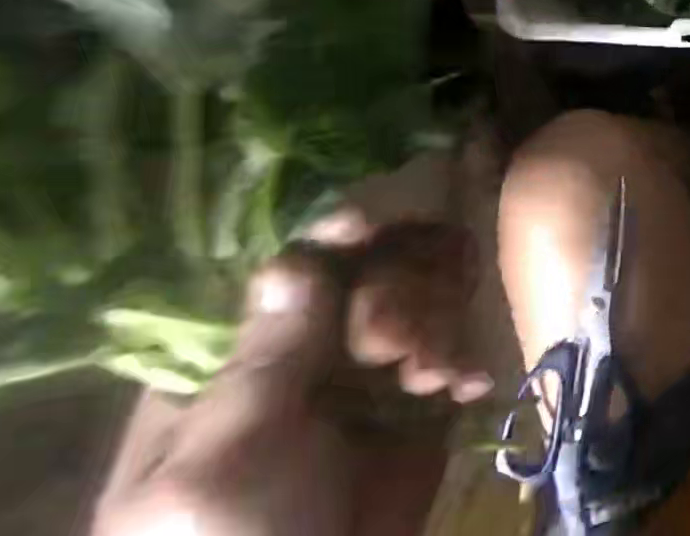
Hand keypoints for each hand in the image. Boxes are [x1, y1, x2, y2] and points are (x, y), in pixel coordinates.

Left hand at [94, 154, 498, 535]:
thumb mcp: (224, 466)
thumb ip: (265, 360)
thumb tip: (294, 257)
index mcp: (240, 357)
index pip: (291, 267)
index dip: (331, 235)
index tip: (371, 222)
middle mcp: (313, 349)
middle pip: (369, 269)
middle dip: (395, 292)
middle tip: (397, 347)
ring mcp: (373, 373)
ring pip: (421, 296)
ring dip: (436, 323)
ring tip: (432, 379)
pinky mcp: (425, 400)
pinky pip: (456, 345)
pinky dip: (466, 358)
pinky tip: (466, 387)